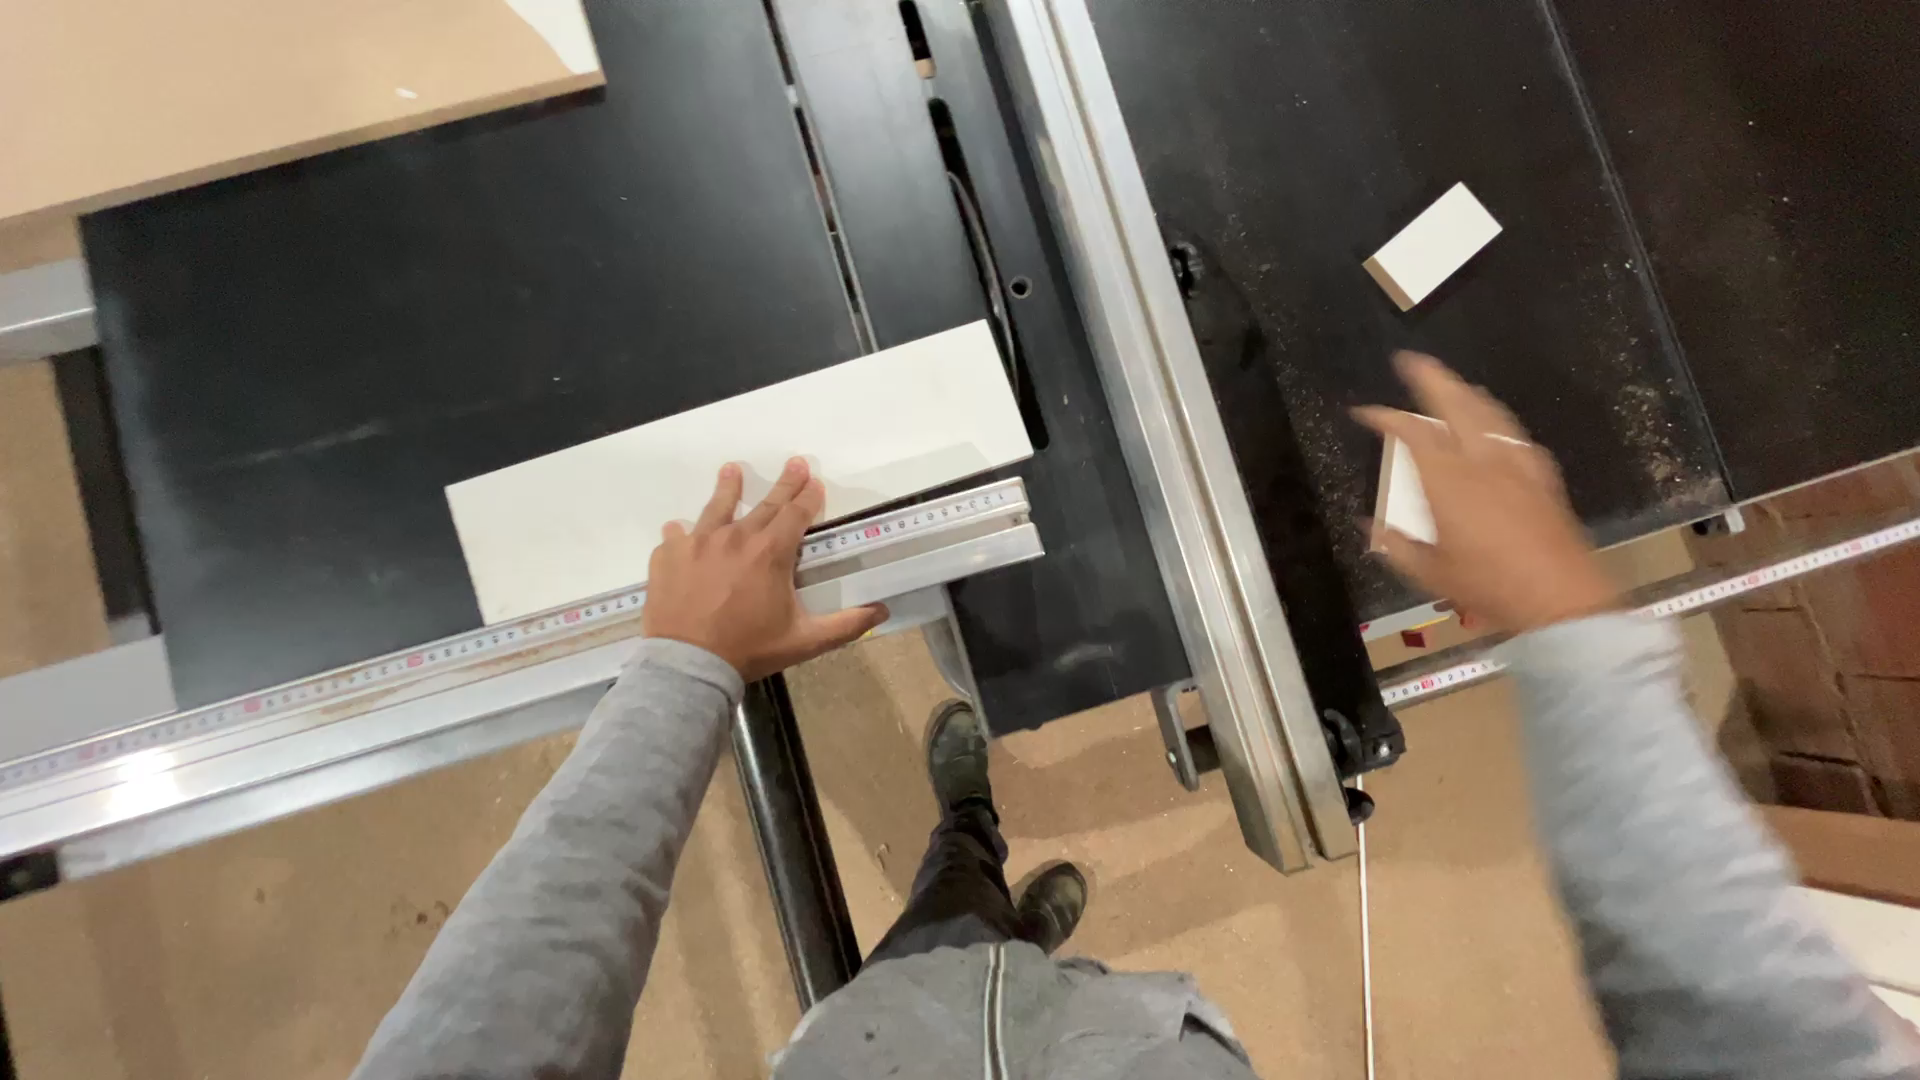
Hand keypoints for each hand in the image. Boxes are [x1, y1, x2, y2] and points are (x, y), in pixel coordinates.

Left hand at [642, 458, 887, 679]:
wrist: (688, 665)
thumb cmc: (749, 650)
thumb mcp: (805, 641)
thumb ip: (845, 625)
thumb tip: (882, 611)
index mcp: (770, 552)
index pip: (796, 514)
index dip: (809, 497)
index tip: (816, 482)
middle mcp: (735, 537)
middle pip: (765, 503)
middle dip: (784, 483)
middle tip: (795, 463)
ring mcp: (698, 543)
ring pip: (717, 507)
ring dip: (729, 487)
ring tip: (732, 469)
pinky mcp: (668, 556)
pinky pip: (677, 536)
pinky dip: (683, 533)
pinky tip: (681, 530)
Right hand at [1353, 352, 1618, 633]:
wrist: (1558, 599)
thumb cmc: (1486, 586)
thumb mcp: (1426, 570)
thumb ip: (1394, 543)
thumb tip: (1370, 524)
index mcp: (1448, 482)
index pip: (1411, 434)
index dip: (1385, 418)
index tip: (1365, 412)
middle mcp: (1483, 464)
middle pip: (1457, 406)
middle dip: (1431, 379)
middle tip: (1411, 361)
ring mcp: (1517, 468)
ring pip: (1491, 416)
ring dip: (1467, 394)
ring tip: (1452, 385)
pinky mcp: (1542, 480)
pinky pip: (1516, 438)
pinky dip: (1497, 424)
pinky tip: (1495, 429)